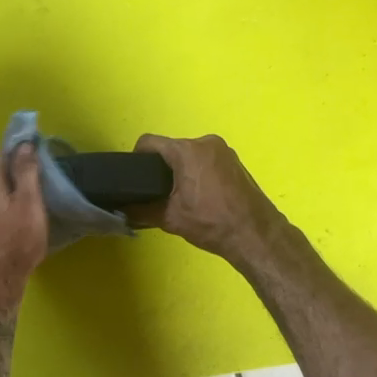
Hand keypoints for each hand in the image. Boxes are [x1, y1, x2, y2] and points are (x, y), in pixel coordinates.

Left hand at [0, 143, 47, 296]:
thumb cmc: (17, 240)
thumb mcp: (29, 202)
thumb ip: (26, 170)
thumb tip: (25, 143)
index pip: (6, 152)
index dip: (26, 155)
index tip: (44, 166)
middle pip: (0, 169)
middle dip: (20, 173)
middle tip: (43, 187)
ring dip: (13, 190)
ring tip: (33, 203)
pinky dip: (5, 203)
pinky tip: (18, 216)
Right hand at [130, 134, 287, 263]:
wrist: (255, 234)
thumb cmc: (211, 222)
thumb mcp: (170, 218)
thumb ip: (141, 211)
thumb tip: (121, 211)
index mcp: (187, 151)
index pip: (149, 142)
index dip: (136, 158)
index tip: (135, 177)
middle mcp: (206, 143)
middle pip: (171, 149)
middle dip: (161, 169)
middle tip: (157, 193)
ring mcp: (224, 151)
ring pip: (190, 155)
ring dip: (181, 172)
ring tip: (180, 197)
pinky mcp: (235, 161)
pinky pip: (206, 161)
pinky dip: (198, 174)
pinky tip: (200, 196)